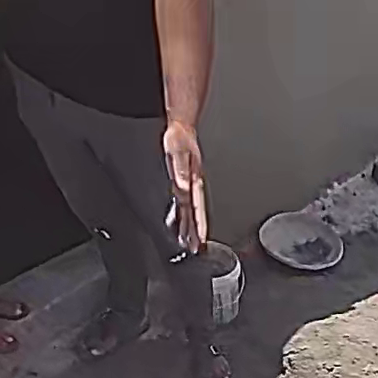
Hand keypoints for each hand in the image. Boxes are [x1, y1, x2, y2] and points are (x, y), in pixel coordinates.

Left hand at [163, 120, 208, 251]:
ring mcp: (189, 188)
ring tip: (190, 244)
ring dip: (190, 229)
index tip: (201, 238)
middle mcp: (193, 187)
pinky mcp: (184, 186)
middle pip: (197, 214)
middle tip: (196, 248)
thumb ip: (181, 169)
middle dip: (196, 232)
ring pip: (191, 213)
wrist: (181, 129)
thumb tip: (182, 187)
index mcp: (194, 180)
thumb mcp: (177, 149)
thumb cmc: (179, 137)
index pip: (198, 207)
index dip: (200, 224)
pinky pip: (184, 206)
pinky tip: (181, 228)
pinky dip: (184, 219)